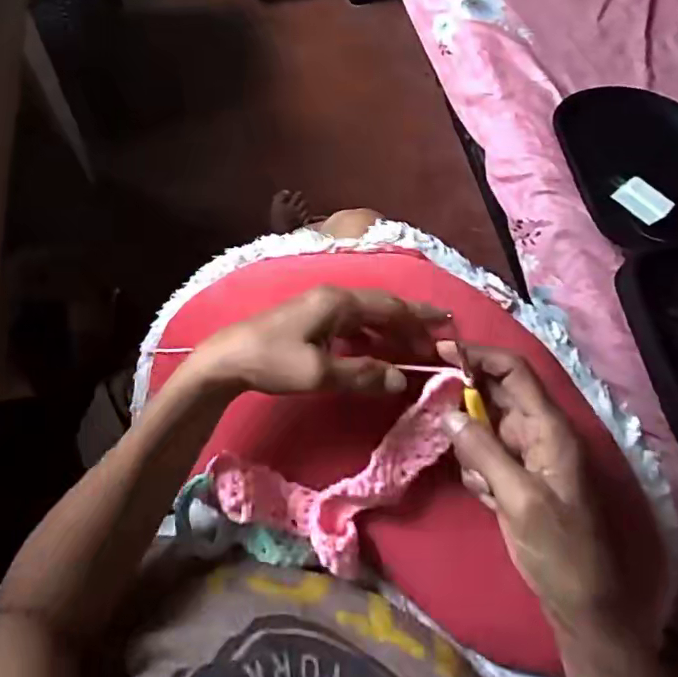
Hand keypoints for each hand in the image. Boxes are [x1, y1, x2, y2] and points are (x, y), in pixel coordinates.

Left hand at [182, 286, 445, 396]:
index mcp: (338, 302)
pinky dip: (372, 335)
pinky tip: (377, 351)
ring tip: (414, 350)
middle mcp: (333, 298)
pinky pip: (352, 323)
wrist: (228, 357)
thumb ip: (363, 374)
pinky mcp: (311, 319)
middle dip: (410, 323)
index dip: (420, 318)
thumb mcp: (320, 373)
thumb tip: (402, 378)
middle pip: (381, 307)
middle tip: (437, 343)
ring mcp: (321, 307)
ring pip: (367, 315)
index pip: (389, 306)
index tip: (448, 327)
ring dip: (391, 330)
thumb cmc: (273, 360)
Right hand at [438, 343, 666, 668]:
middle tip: (431, 404)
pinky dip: (474, 467)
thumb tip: (447, 412)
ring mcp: (525, 454)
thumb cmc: (561, 550)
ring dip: (469, 442)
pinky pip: (481, 452)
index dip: (478, 354)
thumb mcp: (520, 499)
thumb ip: (483, 451)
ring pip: (482, 423)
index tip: (439, 352)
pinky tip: (485, 496)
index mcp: (549, 428)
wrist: (583, 607)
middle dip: (463, 397)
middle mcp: (537, 432)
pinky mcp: (513, 476)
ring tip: (478, 479)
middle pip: (493, 392)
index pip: (513, 370)